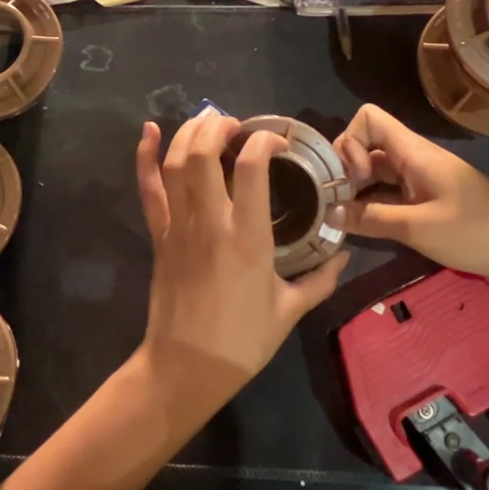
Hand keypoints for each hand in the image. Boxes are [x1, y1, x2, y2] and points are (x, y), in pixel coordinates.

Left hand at [133, 116, 348, 408]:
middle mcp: (210, 222)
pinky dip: (145, 156)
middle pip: (204, 153)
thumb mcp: (289, 310)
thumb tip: (343, 254)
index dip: (265, 141)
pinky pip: (148, 189)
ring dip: (189, 132)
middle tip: (237, 125)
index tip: (278, 142)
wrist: (186, 368)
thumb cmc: (242, 341)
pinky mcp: (158, 235)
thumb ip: (319, 279)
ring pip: (176, 163)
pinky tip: (149, 130)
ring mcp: (178, 226)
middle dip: (219, 126)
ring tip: (209, 121)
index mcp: (247, 237)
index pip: (252, 167)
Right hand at [326, 104, 488, 287]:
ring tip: (344, 218)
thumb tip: (328, 211)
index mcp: (413, 152)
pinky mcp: (426, 204)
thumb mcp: (418, 227)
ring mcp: (420, 182)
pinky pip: (389, 194)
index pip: (368, 118)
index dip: (350, 141)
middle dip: (346, 168)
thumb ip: (371, 217)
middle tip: (340, 202)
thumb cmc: (476, 231)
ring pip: (376, 172)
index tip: (353, 178)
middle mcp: (413, 160)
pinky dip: (373, 205)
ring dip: (358, 190)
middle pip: (366, 145)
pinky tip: (364, 227)